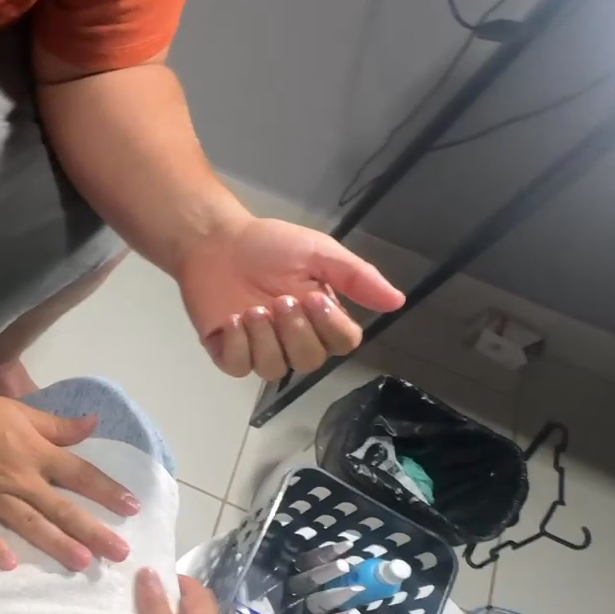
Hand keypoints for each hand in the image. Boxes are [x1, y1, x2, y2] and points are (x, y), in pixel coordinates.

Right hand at [0, 386, 137, 571]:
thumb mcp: (21, 411)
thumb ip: (57, 425)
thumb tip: (93, 424)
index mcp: (34, 451)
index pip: (79, 474)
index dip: (107, 491)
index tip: (132, 508)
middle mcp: (18, 477)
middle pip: (61, 507)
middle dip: (93, 531)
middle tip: (119, 553)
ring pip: (29, 523)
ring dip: (56, 544)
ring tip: (82, 562)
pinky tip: (11, 565)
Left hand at [176, 217, 404, 380]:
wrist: (216, 243)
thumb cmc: (268, 246)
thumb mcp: (319, 253)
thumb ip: (356, 277)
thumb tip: (398, 301)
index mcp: (321, 316)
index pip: (344, 343)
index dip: (331, 327)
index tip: (314, 297)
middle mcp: (292, 338)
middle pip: (310, 361)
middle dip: (295, 331)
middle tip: (280, 300)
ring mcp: (258, 348)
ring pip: (274, 370)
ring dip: (264, 338)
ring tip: (251, 310)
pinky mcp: (227, 351)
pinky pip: (239, 368)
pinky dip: (237, 345)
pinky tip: (231, 320)